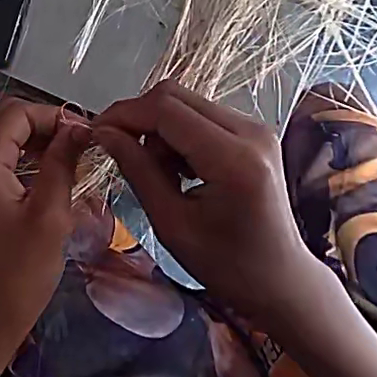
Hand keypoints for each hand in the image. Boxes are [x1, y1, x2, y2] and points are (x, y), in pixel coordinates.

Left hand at [0, 99, 93, 376]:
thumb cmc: (17, 275)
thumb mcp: (49, 216)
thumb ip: (62, 164)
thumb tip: (79, 128)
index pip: (18, 112)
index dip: (55, 116)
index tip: (89, 135)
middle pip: (12, 122)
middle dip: (51, 127)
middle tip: (87, 146)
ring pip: (11, 141)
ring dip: (44, 144)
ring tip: (80, 160)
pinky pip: (7, 162)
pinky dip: (34, 162)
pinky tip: (60, 177)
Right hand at [94, 81, 341, 326]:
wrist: (281, 280)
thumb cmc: (226, 265)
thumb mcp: (170, 223)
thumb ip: (137, 170)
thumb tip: (103, 132)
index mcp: (234, 159)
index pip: (165, 109)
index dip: (124, 114)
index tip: (95, 132)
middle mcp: (251, 131)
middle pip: (174, 95)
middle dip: (138, 118)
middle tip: (120, 151)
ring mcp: (256, 127)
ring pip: (185, 102)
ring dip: (158, 128)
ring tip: (159, 172)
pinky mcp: (253, 131)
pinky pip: (200, 114)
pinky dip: (177, 133)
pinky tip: (179, 169)